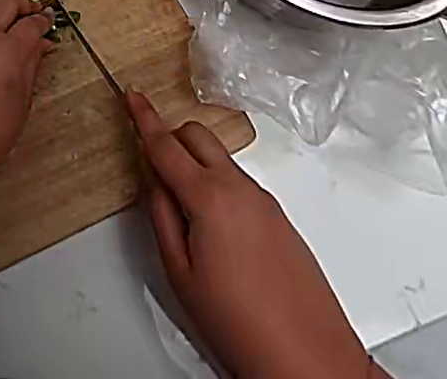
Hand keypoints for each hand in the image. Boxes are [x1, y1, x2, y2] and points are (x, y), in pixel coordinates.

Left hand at [0, 0, 50, 196]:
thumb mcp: (22, 99)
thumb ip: (32, 63)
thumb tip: (42, 43)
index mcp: (5, 48)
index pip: (31, 24)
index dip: (44, 21)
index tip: (49, 22)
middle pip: (5, 2)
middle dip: (22, 5)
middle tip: (33, 15)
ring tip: (9, 19)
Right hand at [129, 91, 378, 378]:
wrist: (314, 366)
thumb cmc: (240, 325)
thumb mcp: (178, 268)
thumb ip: (160, 213)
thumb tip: (154, 181)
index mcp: (210, 198)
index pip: (166, 144)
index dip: (143, 116)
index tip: (132, 94)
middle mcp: (241, 191)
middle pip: (198, 136)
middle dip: (171, 137)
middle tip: (153, 164)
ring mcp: (267, 204)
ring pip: (220, 159)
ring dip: (196, 164)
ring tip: (185, 214)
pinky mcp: (282, 221)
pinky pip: (240, 183)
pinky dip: (218, 185)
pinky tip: (214, 229)